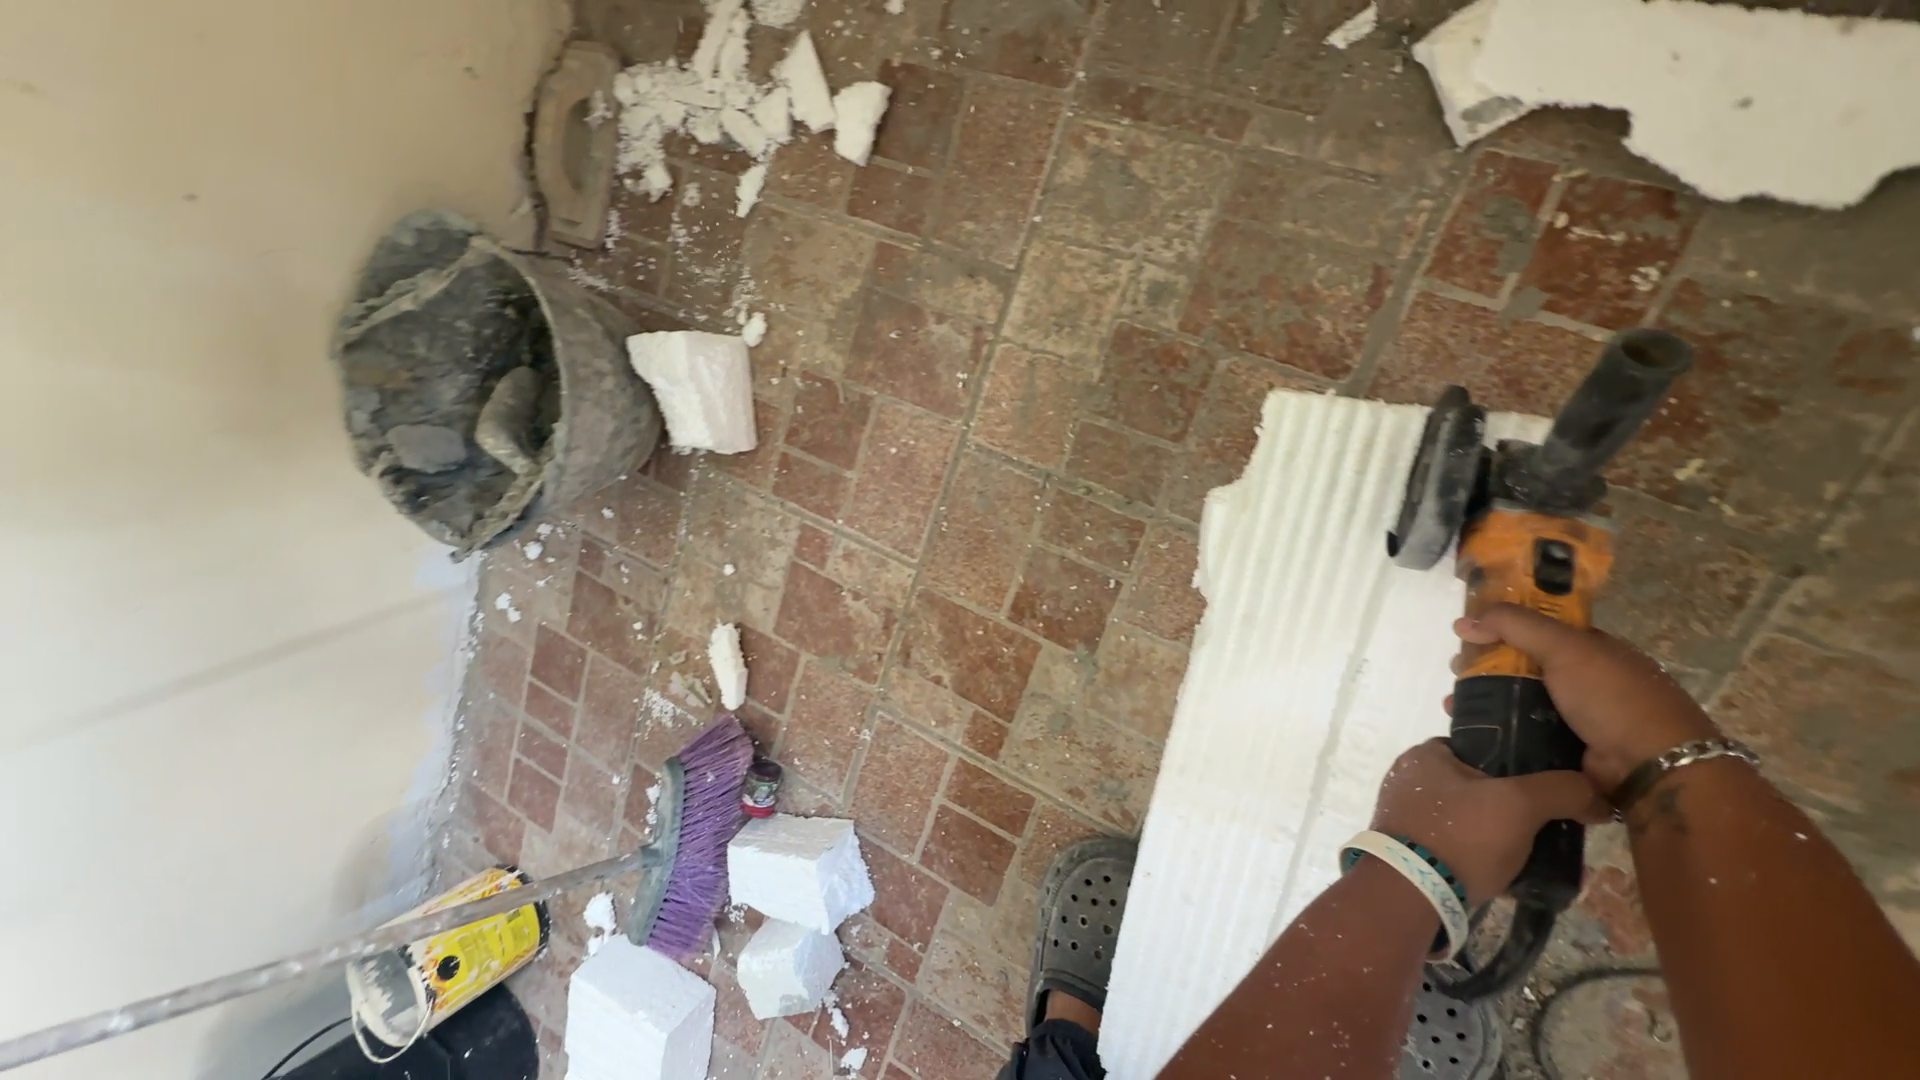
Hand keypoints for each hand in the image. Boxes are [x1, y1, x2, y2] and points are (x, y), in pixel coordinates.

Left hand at [1373, 739, 1611, 905]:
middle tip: (1548, 826)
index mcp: (1423, 756)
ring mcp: (1405, 816)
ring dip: (1500, 835)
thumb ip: (1560, 790)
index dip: (1515, 764)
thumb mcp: (1519, 804)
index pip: (1477, 747)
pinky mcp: (1410, 850)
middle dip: (1513, 807)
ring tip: (1538, 854)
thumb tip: (1597, 794)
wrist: (1413, 892)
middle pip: (1475, 787)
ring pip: (1468, 819)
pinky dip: (1482, 856)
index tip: (1546, 787)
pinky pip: (1456, 846)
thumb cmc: (1461, 834)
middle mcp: (1407, 780)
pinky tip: (1513, 875)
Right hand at [1454, 604, 1719, 791]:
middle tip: (1455, 669)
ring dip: (1480, 698)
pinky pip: (1516, 731)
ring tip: (1452, 701)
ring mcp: (1573, 717)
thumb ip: (1515, 625)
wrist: (1651, 768)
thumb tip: (1463, 621)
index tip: (1468, 633)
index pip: (1539, 630)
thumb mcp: (1566, 647)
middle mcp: (1584, 681)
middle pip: (1521, 665)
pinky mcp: (1560, 749)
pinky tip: (1465, 725)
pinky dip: (1490, 727)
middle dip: (1484, 665)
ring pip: (1514, 700)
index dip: (1502, 627)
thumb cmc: (1613, 698)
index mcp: (1594, 651)